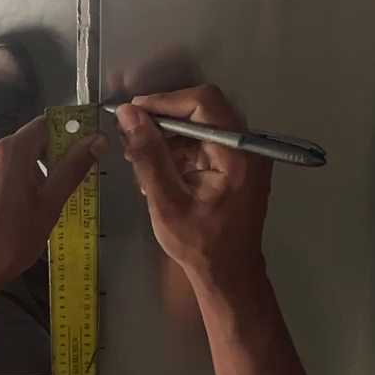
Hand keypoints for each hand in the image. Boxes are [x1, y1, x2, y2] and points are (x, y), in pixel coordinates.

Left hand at [0, 115, 105, 291]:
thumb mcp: (49, 205)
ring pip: (7, 158)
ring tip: (31, 207)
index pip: (45, 126)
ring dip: (25, 173)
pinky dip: (5, 182)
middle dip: (45, 160)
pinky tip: (8, 210)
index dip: (66, 136)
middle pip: (25, 142)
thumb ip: (73, 168)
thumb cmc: (11, 240)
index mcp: (9, 150)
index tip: (79, 155)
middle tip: (55, 192)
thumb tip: (97, 140)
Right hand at [116, 85, 272, 288]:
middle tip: (130, 134)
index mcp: (237, 153)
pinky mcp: (234, 164)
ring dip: (167, 134)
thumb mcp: (166, 200)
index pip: (202, 103)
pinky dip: (177, 148)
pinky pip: (202, 141)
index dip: (164, 101)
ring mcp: (242, 154)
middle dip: (162, 118)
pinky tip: (155, 168)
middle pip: (202, 108)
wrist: (227, 273)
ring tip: (138, 156)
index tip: (131, 114)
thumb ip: (148, 154)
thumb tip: (128, 115)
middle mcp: (246, 146)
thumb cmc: (198, 242)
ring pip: (199, 123)